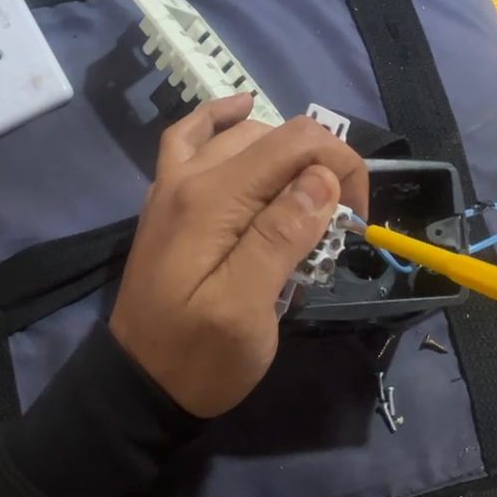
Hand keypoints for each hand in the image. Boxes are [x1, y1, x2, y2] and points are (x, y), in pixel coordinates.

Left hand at [110, 96, 368, 418]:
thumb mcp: (246, 310)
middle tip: (336, 226)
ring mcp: (172, 187)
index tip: (356, 220)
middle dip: (320, 166)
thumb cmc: (200, 358)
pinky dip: (221, 119)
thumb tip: (322, 179)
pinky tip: (243, 111)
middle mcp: (188, 178)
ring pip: (241, 137)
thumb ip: (280, 239)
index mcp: (212, 200)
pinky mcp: (168, 202)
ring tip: (307, 203)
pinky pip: (190, 139)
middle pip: (273, 136)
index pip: (296, 144)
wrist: (141, 385)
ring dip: (286, 157)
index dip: (341, 168)